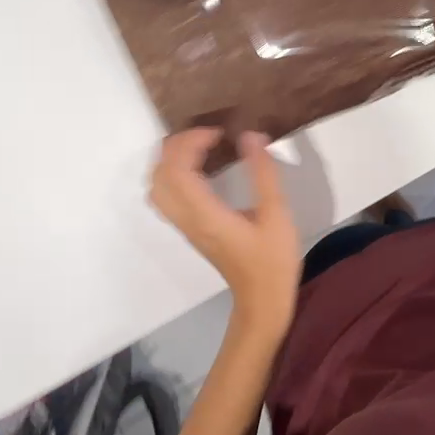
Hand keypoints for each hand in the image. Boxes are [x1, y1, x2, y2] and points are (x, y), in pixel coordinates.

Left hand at [151, 129, 299, 340]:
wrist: (262, 301)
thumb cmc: (272, 261)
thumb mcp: (277, 214)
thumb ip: (264, 173)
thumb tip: (250, 136)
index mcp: (205, 214)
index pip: (176, 169)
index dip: (190, 142)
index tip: (220, 133)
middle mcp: (187, 218)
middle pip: (159, 175)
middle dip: (177, 146)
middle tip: (208, 135)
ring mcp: (185, 226)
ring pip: (157, 186)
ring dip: (171, 160)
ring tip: (201, 146)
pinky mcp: (190, 229)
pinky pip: (166, 195)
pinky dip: (174, 173)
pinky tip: (201, 168)